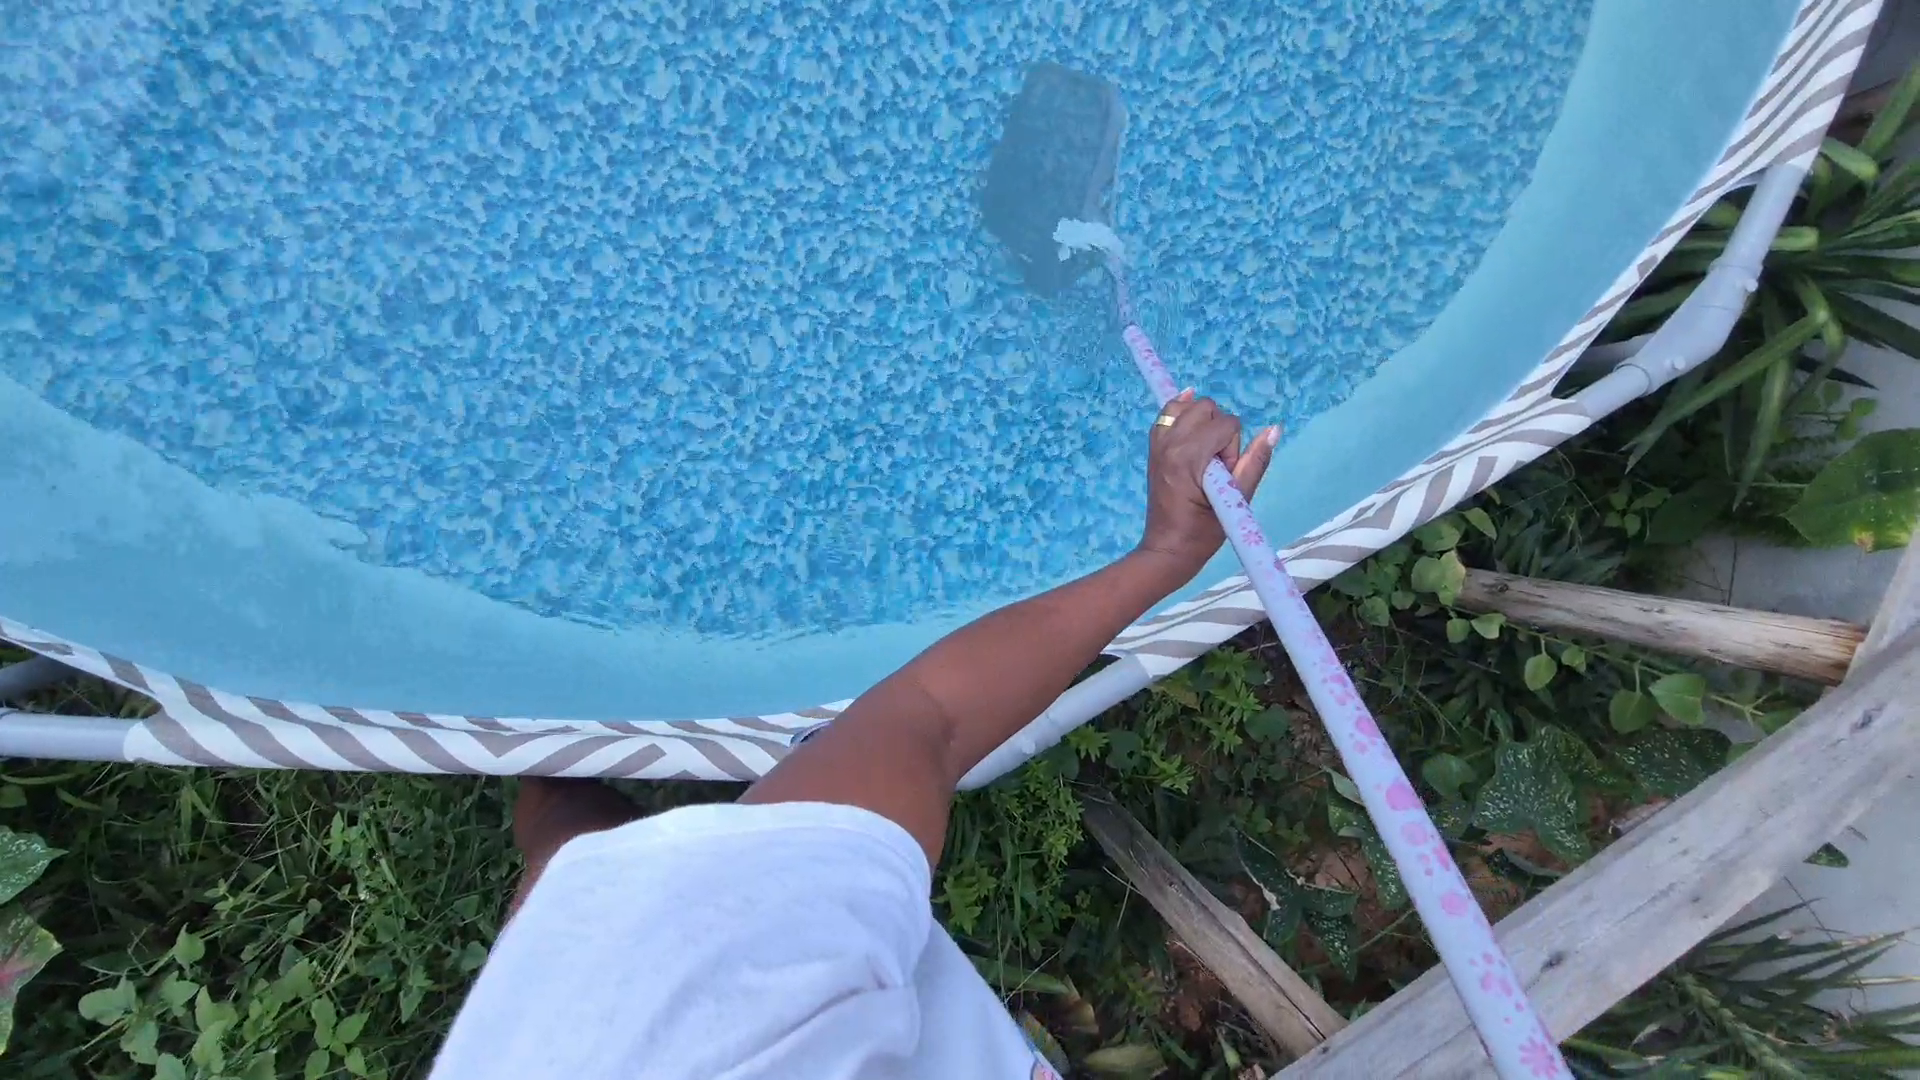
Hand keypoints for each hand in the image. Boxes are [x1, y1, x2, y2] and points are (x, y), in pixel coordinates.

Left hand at [1138, 390, 1278, 571]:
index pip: (1227, 424)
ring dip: (1202, 420)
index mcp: (1189, 457)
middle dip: (1219, 430)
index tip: (1224, 474)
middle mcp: (1170, 443)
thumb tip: (1275, 429)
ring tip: (1204, 448)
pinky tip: (1191, 414)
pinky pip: (1167, 413)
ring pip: (1186, 405)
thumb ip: (1255, 461)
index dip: (1233, 447)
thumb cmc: (1204, 530)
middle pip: (1206, 408)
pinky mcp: (1153, 446)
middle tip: (1215, 464)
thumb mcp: (1238, 498)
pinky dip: (1180, 410)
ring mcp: (1158, 443)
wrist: (1169, 546)